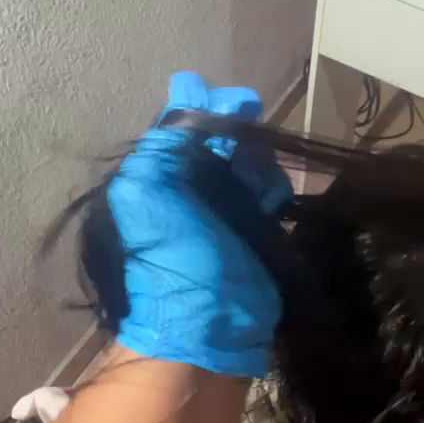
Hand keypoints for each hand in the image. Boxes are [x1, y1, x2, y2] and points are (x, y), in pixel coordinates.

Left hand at [104, 71, 290, 376]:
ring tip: (259, 172)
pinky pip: (270, 191)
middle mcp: (192, 189)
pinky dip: (274, 185)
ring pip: (249, 162)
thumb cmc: (177, 260)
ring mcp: (227, 208)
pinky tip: (274, 194)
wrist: (213, 323)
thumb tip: (185, 99)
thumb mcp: (149, 196)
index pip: (183, 129)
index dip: (205, 108)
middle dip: (236, 130)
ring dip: (258, 158)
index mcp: (160, 179)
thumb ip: (161, 148)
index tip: (232, 100)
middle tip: (250, 127)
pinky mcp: (258, 227)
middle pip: (220, 141)